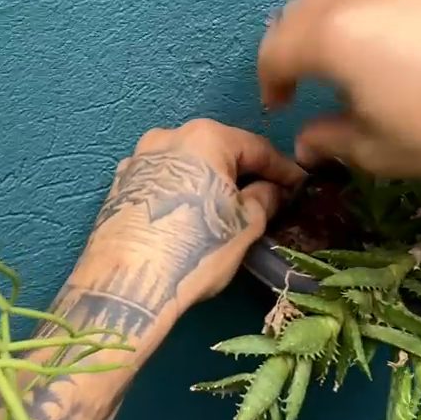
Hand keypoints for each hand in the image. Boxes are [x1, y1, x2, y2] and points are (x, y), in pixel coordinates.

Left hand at [74, 121, 304, 330]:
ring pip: (188, 163)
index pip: (256, 147)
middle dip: (244, 171)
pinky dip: (182, 190)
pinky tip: (191, 214)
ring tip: (228, 206)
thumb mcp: (245, 225)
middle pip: (219, 150)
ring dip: (210, 180)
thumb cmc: (196, 249)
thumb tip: (272, 189)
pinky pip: (163, 179)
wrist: (126, 283)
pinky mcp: (120, 183)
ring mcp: (139, 157)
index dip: (283, 168)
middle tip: (268, 195)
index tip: (301, 184)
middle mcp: (169, 136)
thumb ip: (265, 198)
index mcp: (206, 136)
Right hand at [258, 0, 420, 207]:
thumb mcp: (383, 150)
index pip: (276, 49)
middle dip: (292, 45)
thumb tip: (308, 137)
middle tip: (305, 82)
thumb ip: (332, 139)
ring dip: (324, 19)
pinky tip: (389, 39)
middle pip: (300, 8)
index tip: (281, 109)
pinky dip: (362, 5)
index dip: (270, 82)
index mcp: (332, 32)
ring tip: (342, 57)